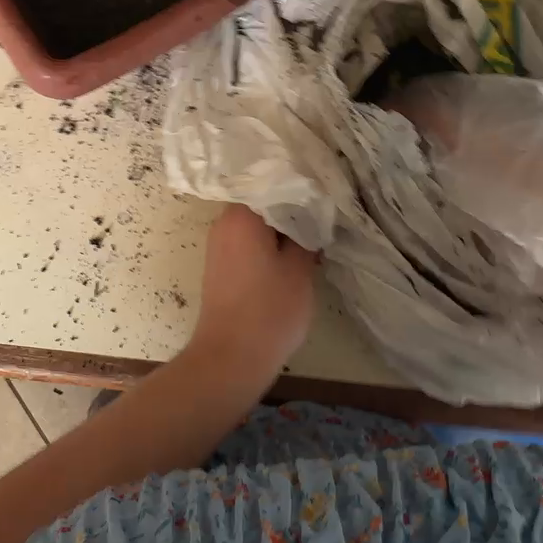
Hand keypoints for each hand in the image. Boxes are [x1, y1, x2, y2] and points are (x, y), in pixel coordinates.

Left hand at [185, 204, 317, 388]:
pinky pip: (247, 244)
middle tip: (323, 222)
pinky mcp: (219, 266)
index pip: (274, 184)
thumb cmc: (269, 311)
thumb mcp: (299, 270)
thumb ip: (306, 235)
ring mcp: (218, 245)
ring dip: (282, 232)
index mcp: (241, 215)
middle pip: (264, 204)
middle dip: (292, 213)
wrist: (229, 359)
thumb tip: (310, 218)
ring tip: (311, 245)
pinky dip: (268, 247)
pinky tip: (290, 262)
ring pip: (257, 226)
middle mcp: (224, 222)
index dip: (302, 190)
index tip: (325, 196)